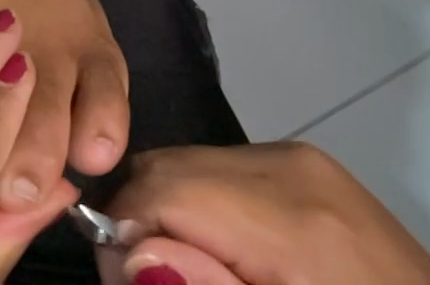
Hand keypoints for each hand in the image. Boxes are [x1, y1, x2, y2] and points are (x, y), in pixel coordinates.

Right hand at [92, 144, 429, 284]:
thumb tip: (128, 251)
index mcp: (294, 217)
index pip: (162, 188)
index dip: (123, 234)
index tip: (127, 283)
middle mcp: (291, 163)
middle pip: (167, 166)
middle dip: (141, 221)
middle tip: (153, 282)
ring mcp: (301, 157)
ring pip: (186, 161)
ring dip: (169, 214)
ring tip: (195, 271)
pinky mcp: (306, 163)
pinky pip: (218, 167)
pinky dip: (200, 204)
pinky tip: (228, 254)